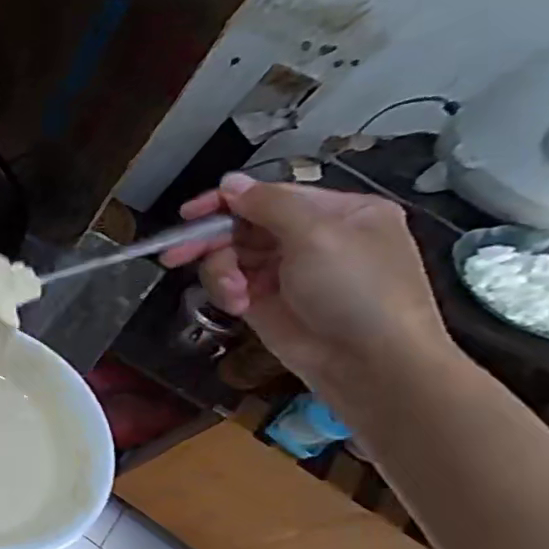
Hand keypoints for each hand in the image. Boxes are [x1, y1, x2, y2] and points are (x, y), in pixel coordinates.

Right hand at [160, 172, 459, 401]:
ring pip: (233, 258)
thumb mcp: (318, 234)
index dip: (227, 201)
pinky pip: (232, 287)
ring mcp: (286, 274)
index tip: (190, 212)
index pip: (270, 197)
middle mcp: (310, 239)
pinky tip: (237, 304)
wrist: (372, 364)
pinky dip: (227, 292)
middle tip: (176, 254)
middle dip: (213, 240)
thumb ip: (269, 204)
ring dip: (221, 271)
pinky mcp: (266, 306)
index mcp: (336, 212)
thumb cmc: (358, 291)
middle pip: (245, 228)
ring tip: (231, 291)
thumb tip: (230, 184)